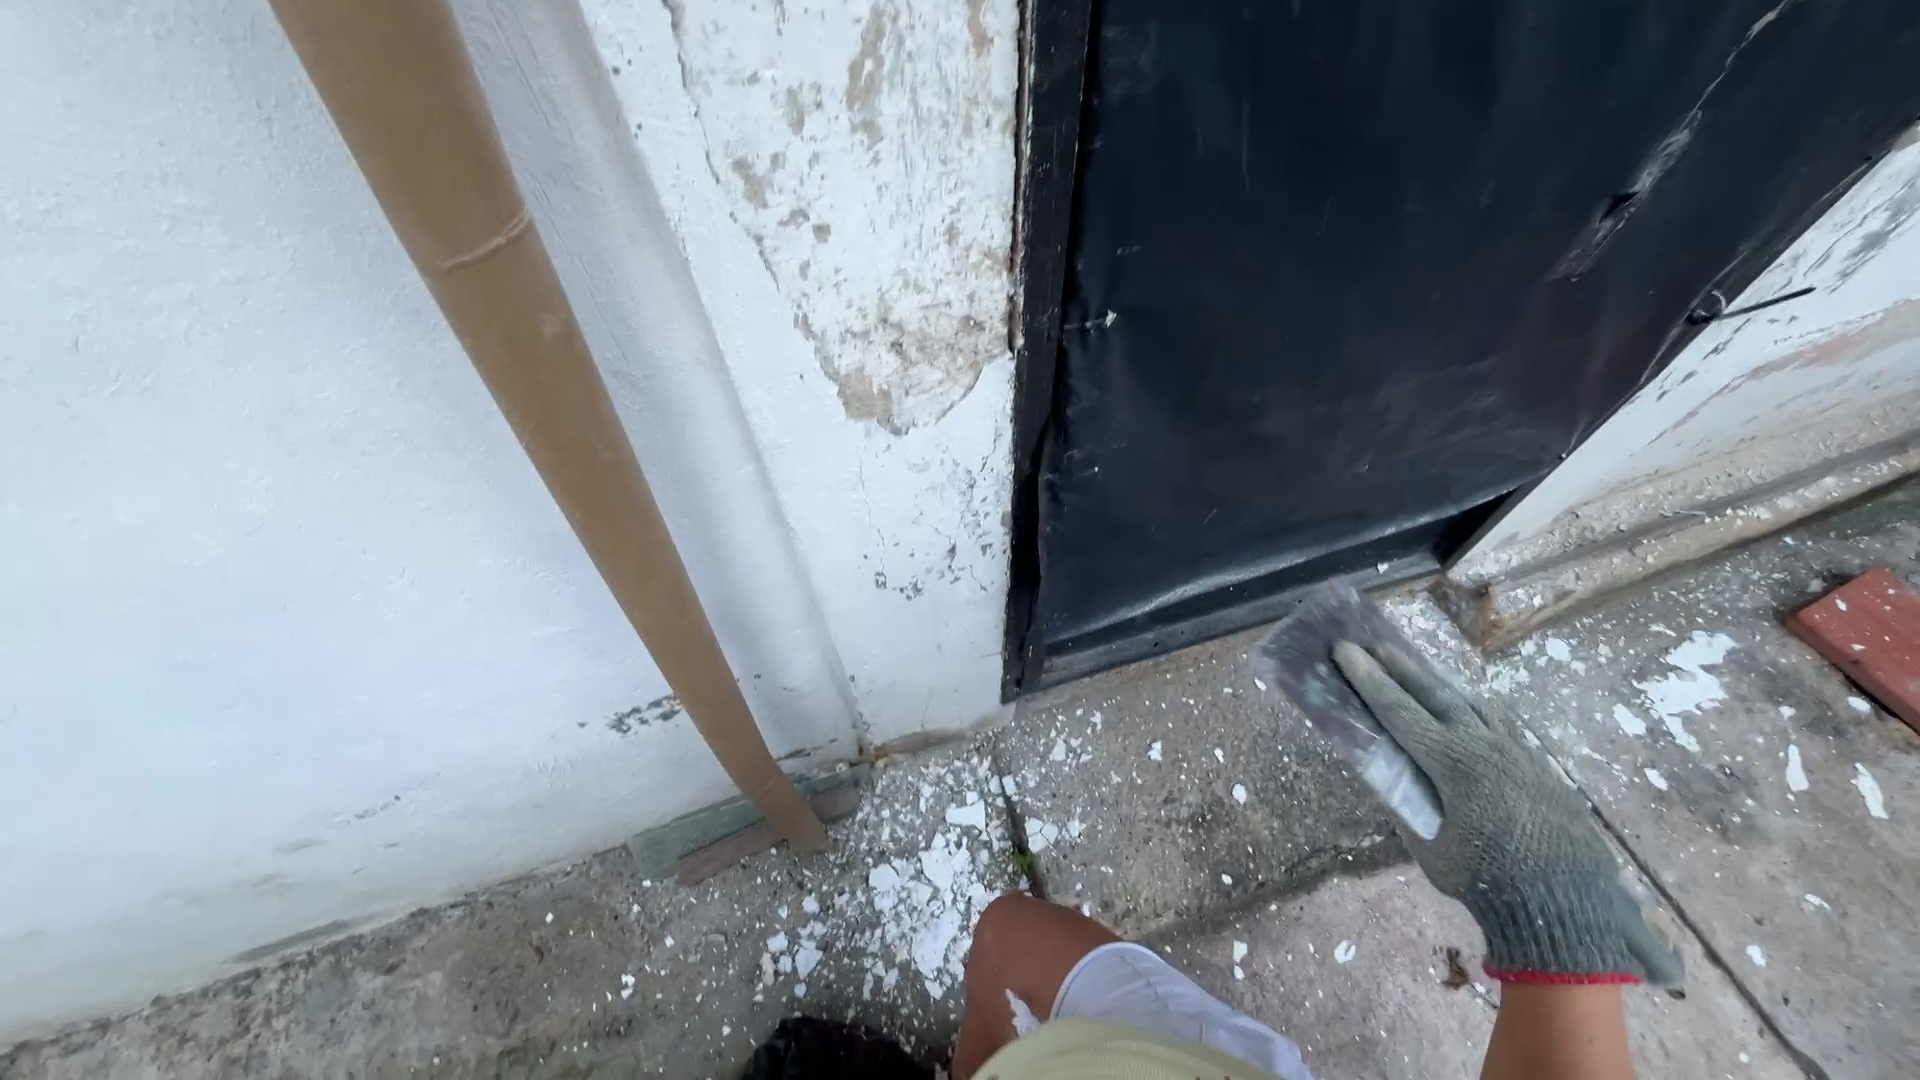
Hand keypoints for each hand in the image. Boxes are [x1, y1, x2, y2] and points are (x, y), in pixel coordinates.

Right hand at [1333, 641, 1681, 984]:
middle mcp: (1483, 745)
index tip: (1346, 649)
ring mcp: (1517, 753)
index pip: (1398, 710)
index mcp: (1451, 762)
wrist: (1567, 906)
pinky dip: (1477, 708)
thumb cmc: (1486, 881)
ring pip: (1473, 703)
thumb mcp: (1427, 847)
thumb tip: (1379, 771)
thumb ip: (1403, 805)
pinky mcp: (1539, 766)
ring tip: (1419, 667)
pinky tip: (1472, 708)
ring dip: (1440, 684)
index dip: (1368, 679)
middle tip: (1376, 644)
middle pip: (1435, 694)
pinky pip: (1502, 724)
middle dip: (1402, 668)